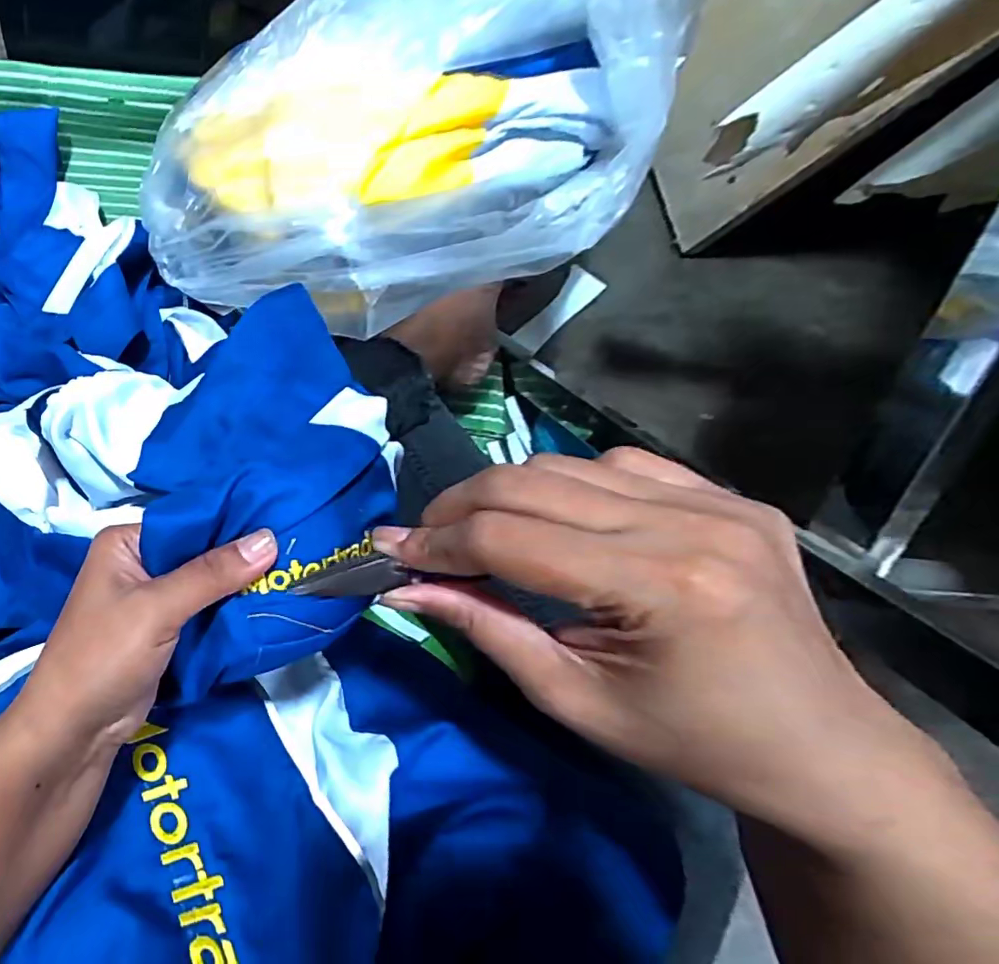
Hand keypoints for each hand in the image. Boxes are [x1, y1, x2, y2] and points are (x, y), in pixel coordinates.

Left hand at [16, 524, 276, 751]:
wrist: (76, 727)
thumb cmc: (106, 654)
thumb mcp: (157, 608)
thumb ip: (211, 574)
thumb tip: (269, 538)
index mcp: (124, 543)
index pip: (186, 521)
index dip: (231, 523)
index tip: (283, 522)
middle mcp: (136, 563)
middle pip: (198, 554)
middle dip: (241, 559)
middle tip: (301, 552)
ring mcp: (149, 600)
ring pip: (204, 586)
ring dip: (240, 588)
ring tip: (297, 576)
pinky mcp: (162, 632)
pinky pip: (202, 614)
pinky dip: (229, 614)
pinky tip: (268, 607)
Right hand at [371, 447, 947, 843]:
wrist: (828, 754)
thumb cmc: (688, 739)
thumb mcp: (567, 696)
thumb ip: (480, 627)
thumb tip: (399, 589)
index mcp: (661, 586)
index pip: (507, 537)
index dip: (435, 543)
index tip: (389, 553)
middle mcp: (692, 527)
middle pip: (525, 484)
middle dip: (454, 510)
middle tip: (423, 542)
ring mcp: (719, 504)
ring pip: (560, 464)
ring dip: (501, 493)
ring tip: (478, 530)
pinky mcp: (731, 499)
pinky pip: (616, 463)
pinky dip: (566, 483)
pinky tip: (561, 518)